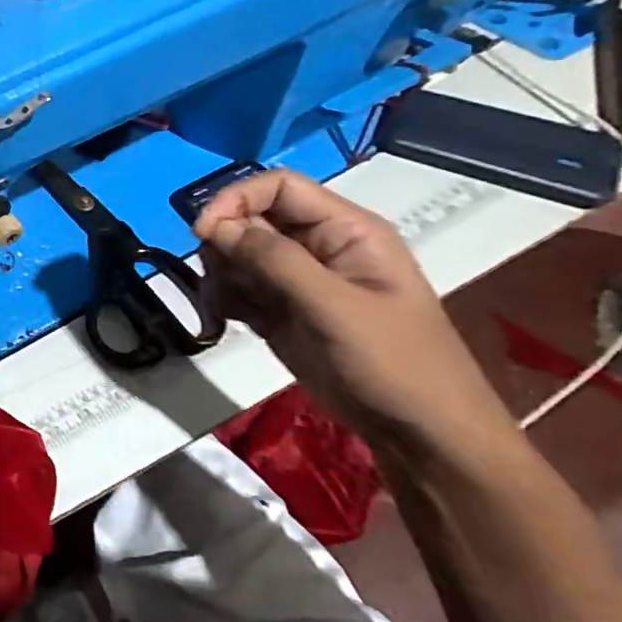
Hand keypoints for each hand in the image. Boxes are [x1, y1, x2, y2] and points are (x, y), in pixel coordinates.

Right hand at [192, 169, 516, 444]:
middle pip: (253, 220)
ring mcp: (298, 282)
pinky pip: (241, 291)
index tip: (202, 231)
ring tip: (221, 310)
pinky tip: (220, 322)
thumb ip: (277, 261)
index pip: (280, 187)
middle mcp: (318, 246)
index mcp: (345, 229)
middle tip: (214, 282)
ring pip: (240, 256)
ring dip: (220, 276)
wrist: (419, 434)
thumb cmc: (394, 362)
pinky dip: (224, 301)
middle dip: (224, 244)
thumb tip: (219, 227)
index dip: (237, 198)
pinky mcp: (283, 314)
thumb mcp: (335, 307)